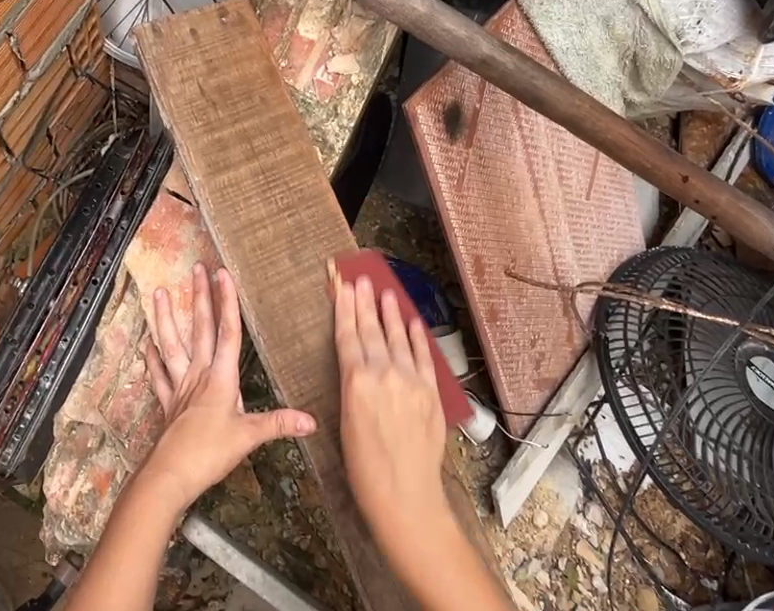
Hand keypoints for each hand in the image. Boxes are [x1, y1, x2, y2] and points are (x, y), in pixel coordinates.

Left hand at [138, 264, 316, 512]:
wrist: (170, 474)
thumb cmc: (210, 453)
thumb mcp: (249, 437)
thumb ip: (278, 424)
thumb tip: (310, 421)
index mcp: (221, 378)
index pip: (228, 332)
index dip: (227, 302)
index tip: (224, 274)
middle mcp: (199, 375)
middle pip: (200, 328)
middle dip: (200, 297)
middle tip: (197, 269)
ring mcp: (180, 387)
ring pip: (173, 344)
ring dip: (165, 317)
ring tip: (159, 292)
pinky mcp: (168, 403)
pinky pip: (159, 375)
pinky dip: (153, 358)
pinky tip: (147, 343)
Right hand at [335, 274, 451, 556]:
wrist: (404, 494)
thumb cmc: (364, 467)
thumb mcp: (345, 420)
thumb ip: (351, 385)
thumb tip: (354, 362)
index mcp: (356, 382)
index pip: (348, 335)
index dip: (344, 308)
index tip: (342, 286)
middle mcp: (384, 374)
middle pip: (372, 331)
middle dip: (364, 303)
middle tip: (360, 279)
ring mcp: (411, 382)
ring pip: (398, 338)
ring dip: (390, 313)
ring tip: (384, 291)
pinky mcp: (431, 393)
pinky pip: (423, 357)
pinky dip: (417, 337)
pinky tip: (412, 321)